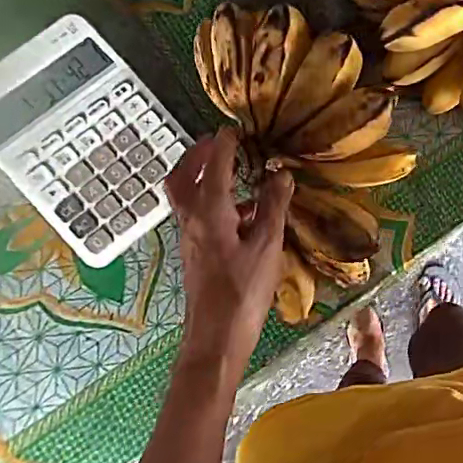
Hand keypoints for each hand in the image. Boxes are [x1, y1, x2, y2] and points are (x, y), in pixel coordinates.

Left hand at [163, 130, 293, 378]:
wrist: (216, 335)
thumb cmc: (244, 288)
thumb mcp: (267, 244)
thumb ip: (273, 206)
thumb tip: (280, 173)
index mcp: (209, 213)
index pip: (214, 168)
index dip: (224, 145)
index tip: (234, 128)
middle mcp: (193, 221)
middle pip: (182, 179)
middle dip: (198, 156)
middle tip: (219, 142)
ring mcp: (192, 238)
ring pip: (188, 197)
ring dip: (204, 176)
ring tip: (233, 169)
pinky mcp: (198, 252)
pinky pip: (200, 214)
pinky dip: (216, 200)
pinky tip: (245, 210)